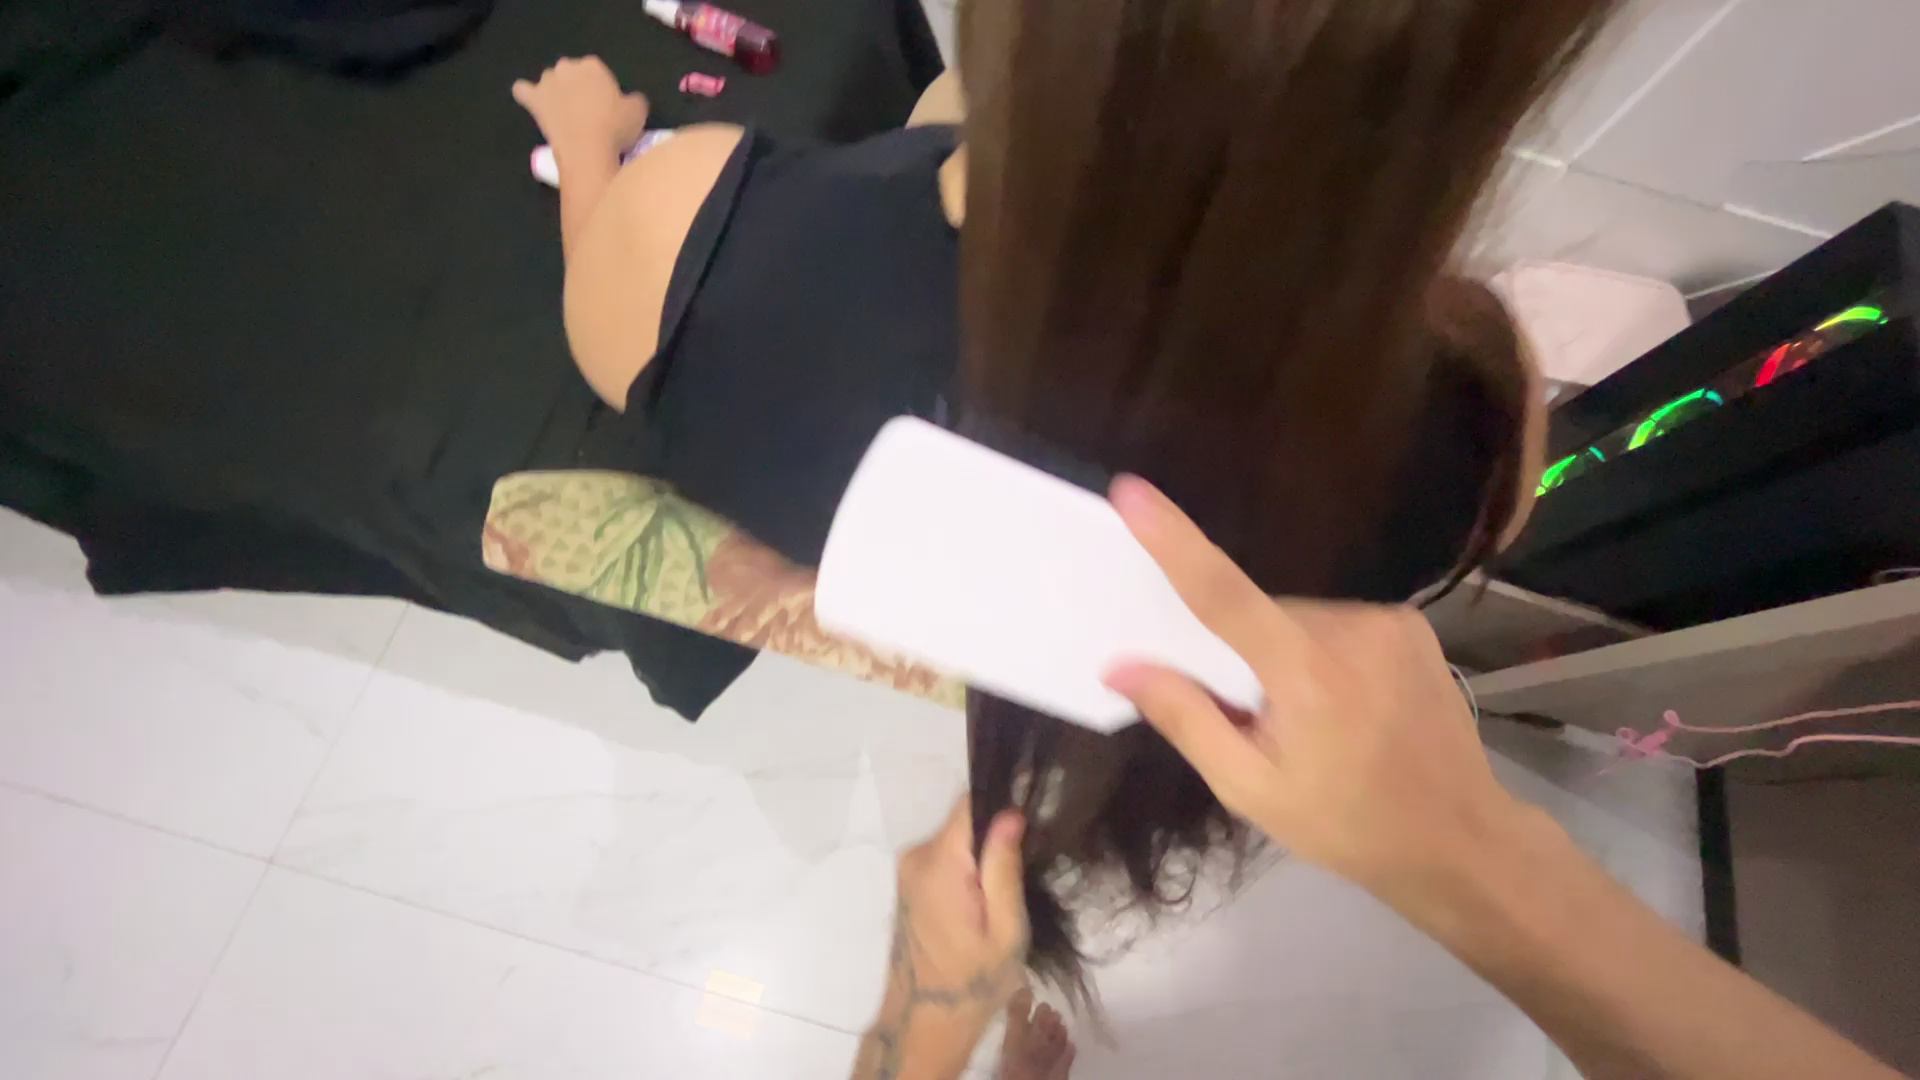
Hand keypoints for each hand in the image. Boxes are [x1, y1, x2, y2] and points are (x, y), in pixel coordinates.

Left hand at [512, 56, 648, 162]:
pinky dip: (527, 96)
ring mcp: (547, 82)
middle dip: (579, 88)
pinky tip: (535, 104)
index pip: (600, 73)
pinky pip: (523, 91)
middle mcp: (567, 67)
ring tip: (567, 116)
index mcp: (593, 67)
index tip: (611, 109)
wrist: (588, 150)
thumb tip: (632, 100)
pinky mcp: (534, 100)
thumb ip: (635, 101)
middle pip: (573, 74)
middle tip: (591, 114)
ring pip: (550, 82)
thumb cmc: (616, 129)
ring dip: (556, 93)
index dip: (605, 91)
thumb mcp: (639, 114)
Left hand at [854, 799, 1028, 1079]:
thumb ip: (1003, 867)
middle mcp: (917, 854)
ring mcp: (908, 868)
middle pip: (964, 822)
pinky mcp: (909, 881)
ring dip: (980, 857)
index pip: (970, 804)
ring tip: (1001, 894)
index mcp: (939, 862)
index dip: (1002, 804)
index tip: (1029, 821)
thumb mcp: (1005, 929)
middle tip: (1021, 873)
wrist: (924, 1022)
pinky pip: (944, 856)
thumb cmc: (973, 979)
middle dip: (994, 838)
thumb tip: (1010, 812)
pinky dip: (965, 869)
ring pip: (956, 840)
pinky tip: (980, 902)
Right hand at [1102, 476, 1525, 901]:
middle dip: (1234, 649)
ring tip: (1304, 716)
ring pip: (1290, 616)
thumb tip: (1120, 667)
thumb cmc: (1346, 823)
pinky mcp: (1408, 622)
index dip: (1173, 541)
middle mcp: (1350, 627)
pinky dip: (1312, 650)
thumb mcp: (1249, 788)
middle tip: (1251, 711)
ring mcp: (1387, 620)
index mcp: (1306, 673)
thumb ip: (1185, 718)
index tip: (1133, 494)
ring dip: (1276, 651)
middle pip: (1254, 611)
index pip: (1222, 595)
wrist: (1464, 842)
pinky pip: (1328, 622)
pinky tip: (1339, 699)